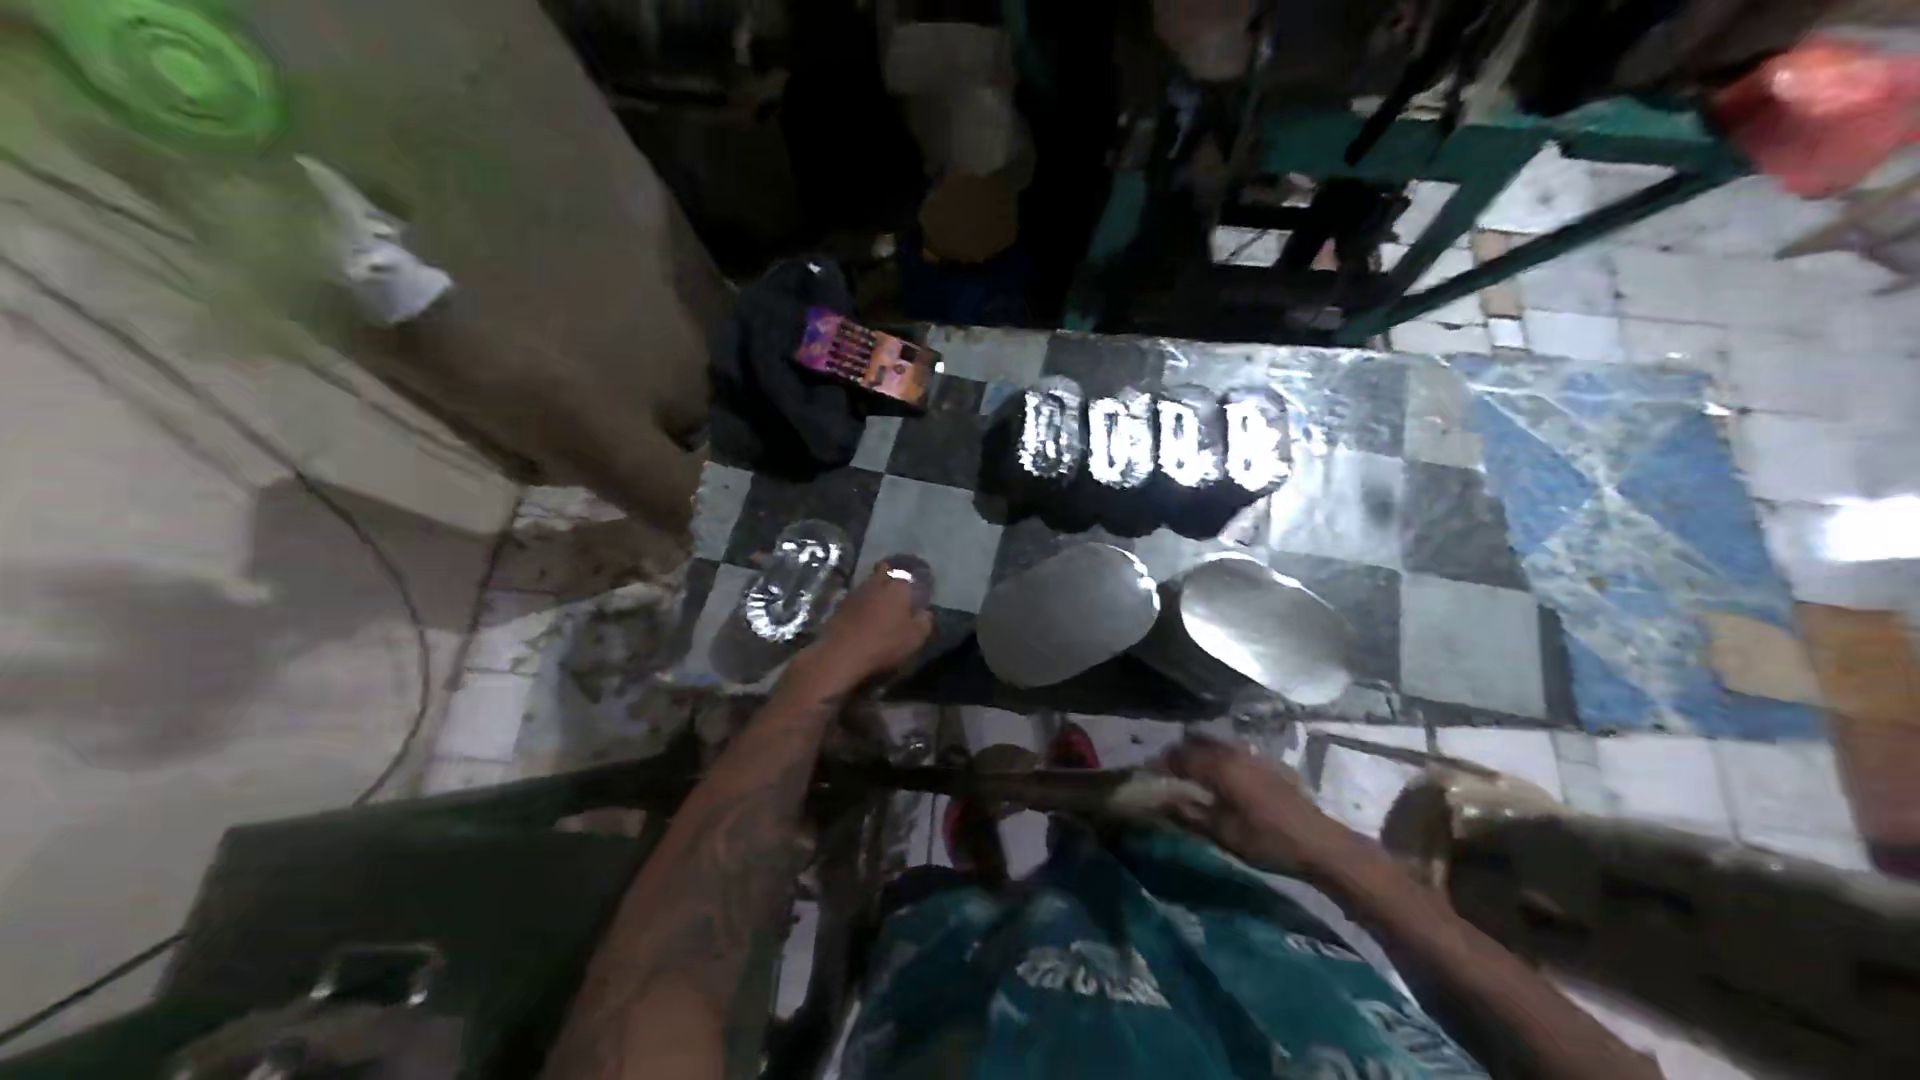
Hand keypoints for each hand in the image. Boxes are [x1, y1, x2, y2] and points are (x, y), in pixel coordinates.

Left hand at [802, 559, 934, 685]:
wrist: (842, 652)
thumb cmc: (885, 643)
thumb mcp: (916, 637)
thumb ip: (925, 621)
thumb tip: (925, 612)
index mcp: (899, 586)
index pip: (909, 575)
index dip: (912, 583)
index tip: (915, 594)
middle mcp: (877, 582)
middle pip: (885, 570)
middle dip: (890, 576)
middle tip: (896, 591)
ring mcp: (857, 591)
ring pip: (869, 582)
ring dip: (875, 589)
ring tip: (880, 604)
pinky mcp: (841, 603)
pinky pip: (857, 597)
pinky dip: (861, 602)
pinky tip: (863, 615)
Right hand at [1166, 736, 1363, 872]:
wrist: (1320, 843)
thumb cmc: (1268, 840)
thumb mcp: (1223, 834)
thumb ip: (1190, 815)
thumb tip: (1162, 803)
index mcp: (1219, 767)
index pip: (1180, 756)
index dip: (1162, 764)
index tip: (1150, 775)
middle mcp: (1234, 753)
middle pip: (1197, 744)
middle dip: (1179, 755)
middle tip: (1168, 774)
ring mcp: (1253, 756)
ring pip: (1215, 746)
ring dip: (1199, 755)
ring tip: (1191, 776)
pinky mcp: (1267, 764)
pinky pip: (1232, 752)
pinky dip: (1218, 759)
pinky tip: (1220, 779)